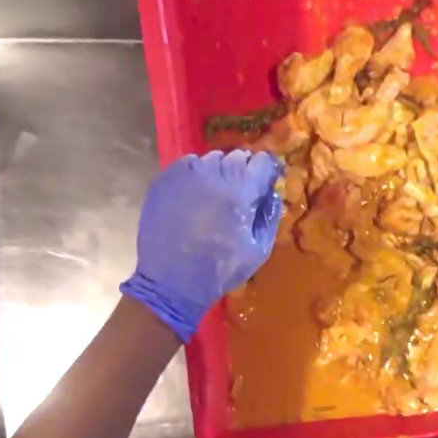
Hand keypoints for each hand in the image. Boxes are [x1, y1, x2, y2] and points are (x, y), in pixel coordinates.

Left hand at [120, 150, 283, 341]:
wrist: (171, 281)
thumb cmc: (219, 270)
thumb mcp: (258, 250)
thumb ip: (270, 216)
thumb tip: (273, 192)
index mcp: (240, 189)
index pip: (263, 161)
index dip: (269, 169)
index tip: (268, 180)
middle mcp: (213, 172)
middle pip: (236, 157)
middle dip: (244, 171)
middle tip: (242, 193)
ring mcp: (185, 172)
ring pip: (211, 159)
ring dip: (219, 172)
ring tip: (216, 196)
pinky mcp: (165, 179)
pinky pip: (188, 166)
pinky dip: (196, 176)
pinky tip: (195, 198)